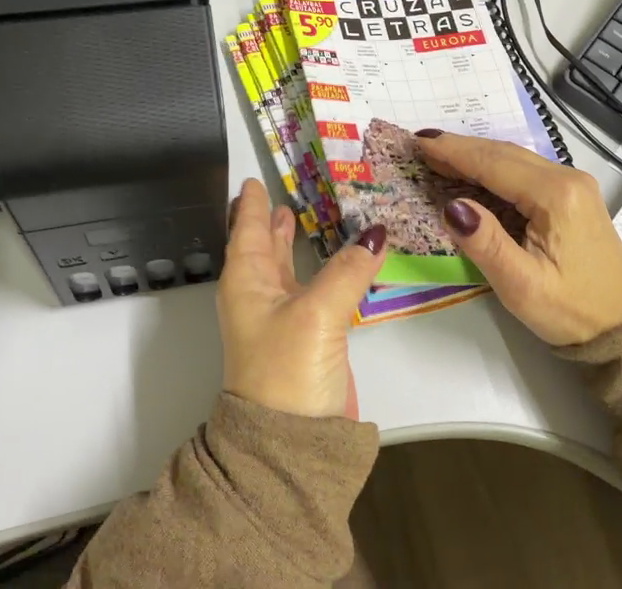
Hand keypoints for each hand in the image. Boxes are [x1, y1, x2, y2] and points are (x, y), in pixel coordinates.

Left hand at [218, 179, 388, 417]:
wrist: (290, 442)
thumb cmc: (287, 369)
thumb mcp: (316, 312)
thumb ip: (347, 271)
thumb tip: (376, 233)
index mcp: (247, 282)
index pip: (245, 231)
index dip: (250, 205)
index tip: (252, 179)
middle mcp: (259, 296)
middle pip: (261, 248)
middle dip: (270, 221)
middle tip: (285, 193)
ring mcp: (283, 319)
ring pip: (286, 269)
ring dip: (291, 243)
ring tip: (301, 216)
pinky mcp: (307, 339)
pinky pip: (312, 290)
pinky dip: (321, 269)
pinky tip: (338, 260)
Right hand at [415, 131, 621, 345]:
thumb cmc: (571, 311)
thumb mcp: (521, 285)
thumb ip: (485, 243)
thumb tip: (452, 205)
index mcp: (555, 196)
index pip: (493, 163)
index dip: (454, 151)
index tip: (419, 141)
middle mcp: (568, 179)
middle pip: (504, 154)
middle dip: (461, 148)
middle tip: (421, 145)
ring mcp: (575, 185)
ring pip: (515, 159)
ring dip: (476, 156)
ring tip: (439, 156)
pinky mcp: (575, 197)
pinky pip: (526, 171)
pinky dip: (495, 169)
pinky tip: (475, 174)